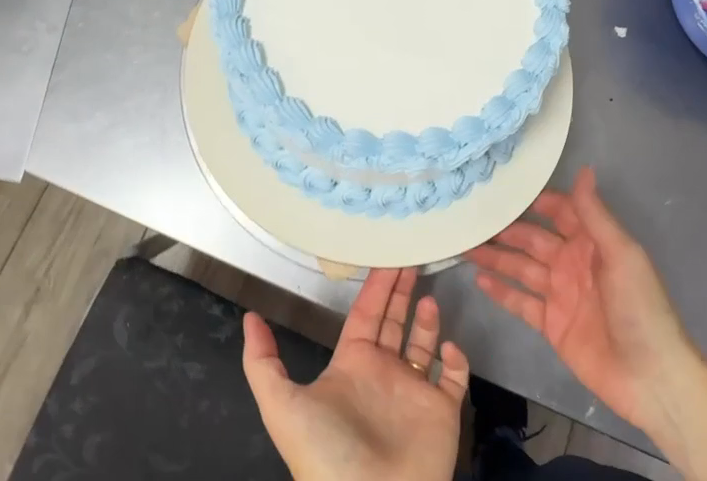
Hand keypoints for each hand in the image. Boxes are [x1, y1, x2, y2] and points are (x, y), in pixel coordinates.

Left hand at [242, 266, 470, 480]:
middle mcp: (383, 373)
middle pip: (395, 322)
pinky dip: (457, 361)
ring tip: (429, 297)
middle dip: (402, 291)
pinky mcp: (442, 412)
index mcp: (351, 365)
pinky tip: (450, 346)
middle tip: (412, 257)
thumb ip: (262, 361)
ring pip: (424, 346)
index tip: (387, 259)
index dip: (376, 287)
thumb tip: (249, 317)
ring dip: (427, 321)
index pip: (365, 315)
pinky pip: (454, 379)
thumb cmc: (325, 448)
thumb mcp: (281, 403)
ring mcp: (414, 392)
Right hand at [467, 166, 698, 443]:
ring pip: (520, 268)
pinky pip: (520, 302)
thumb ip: (596, 215)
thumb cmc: (641, 309)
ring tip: (464, 244)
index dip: (535, 201)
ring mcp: (560, 295)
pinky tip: (478, 279)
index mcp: (592, 244)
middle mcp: (572, 264)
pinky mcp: (551, 324)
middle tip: (471, 216)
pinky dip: (500, 291)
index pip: (560, 212)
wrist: (650, 377)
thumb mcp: (622, 255)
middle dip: (505, 228)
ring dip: (495, 256)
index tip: (504, 187)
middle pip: (533, 239)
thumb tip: (584, 169)